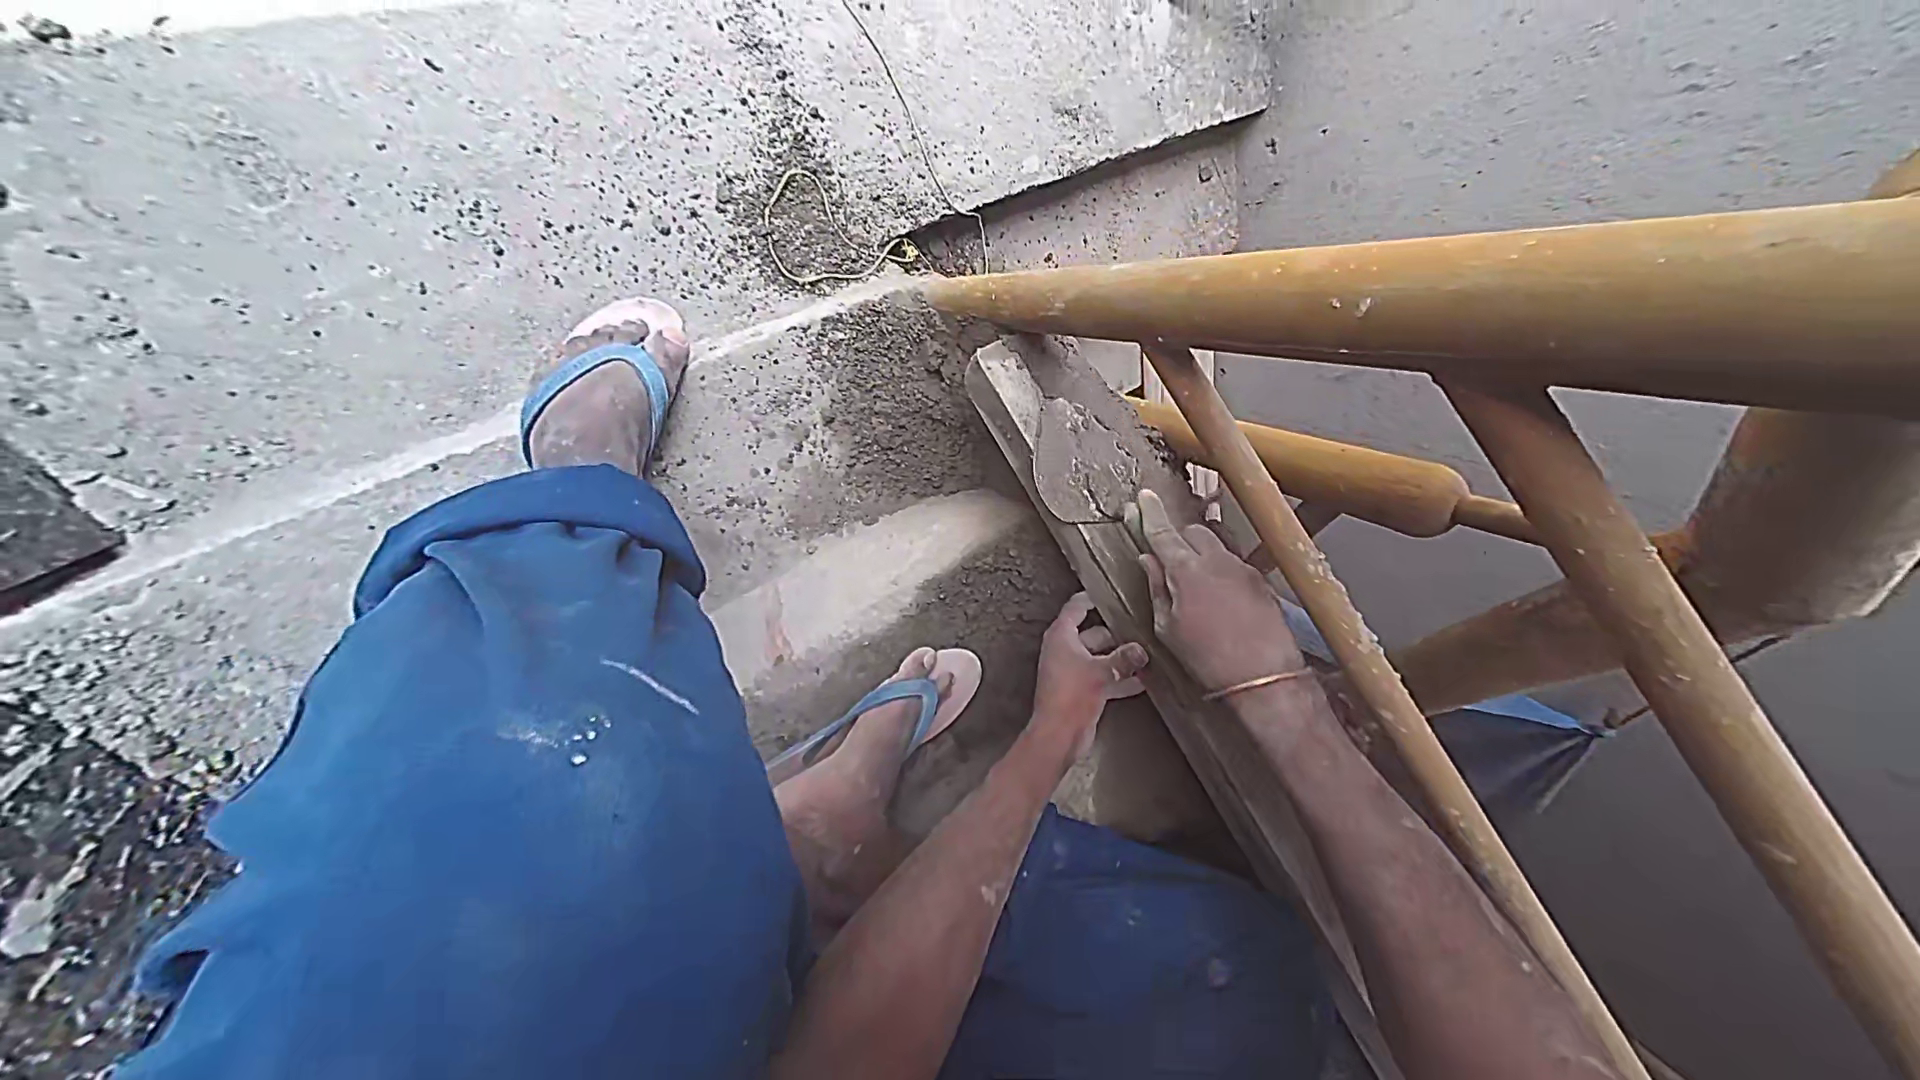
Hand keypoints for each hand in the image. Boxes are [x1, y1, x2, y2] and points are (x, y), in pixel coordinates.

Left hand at [1032, 593, 1147, 757]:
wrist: (1059, 734)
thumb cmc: (1072, 695)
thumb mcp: (1102, 671)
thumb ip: (1124, 659)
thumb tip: (1142, 651)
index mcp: (1061, 637)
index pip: (1075, 608)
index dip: (1090, 599)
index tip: (1109, 594)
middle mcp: (1064, 651)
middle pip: (1093, 634)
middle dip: (1116, 634)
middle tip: (1141, 630)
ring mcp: (1072, 671)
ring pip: (1100, 657)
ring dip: (1120, 659)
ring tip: (1147, 655)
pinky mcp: (1081, 690)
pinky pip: (1104, 677)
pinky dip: (1120, 679)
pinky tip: (1144, 682)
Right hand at [1135, 489, 1305, 692]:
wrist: (1263, 678)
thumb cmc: (1207, 658)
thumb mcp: (1166, 626)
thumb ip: (1156, 586)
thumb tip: (1149, 560)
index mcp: (1186, 570)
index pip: (1162, 532)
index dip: (1149, 514)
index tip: (1142, 500)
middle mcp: (1217, 560)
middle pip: (1192, 532)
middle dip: (1177, 539)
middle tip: (1167, 562)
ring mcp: (1243, 568)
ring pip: (1215, 546)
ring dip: (1200, 555)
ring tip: (1196, 589)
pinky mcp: (1260, 581)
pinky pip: (1233, 564)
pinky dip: (1220, 572)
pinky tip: (1218, 600)